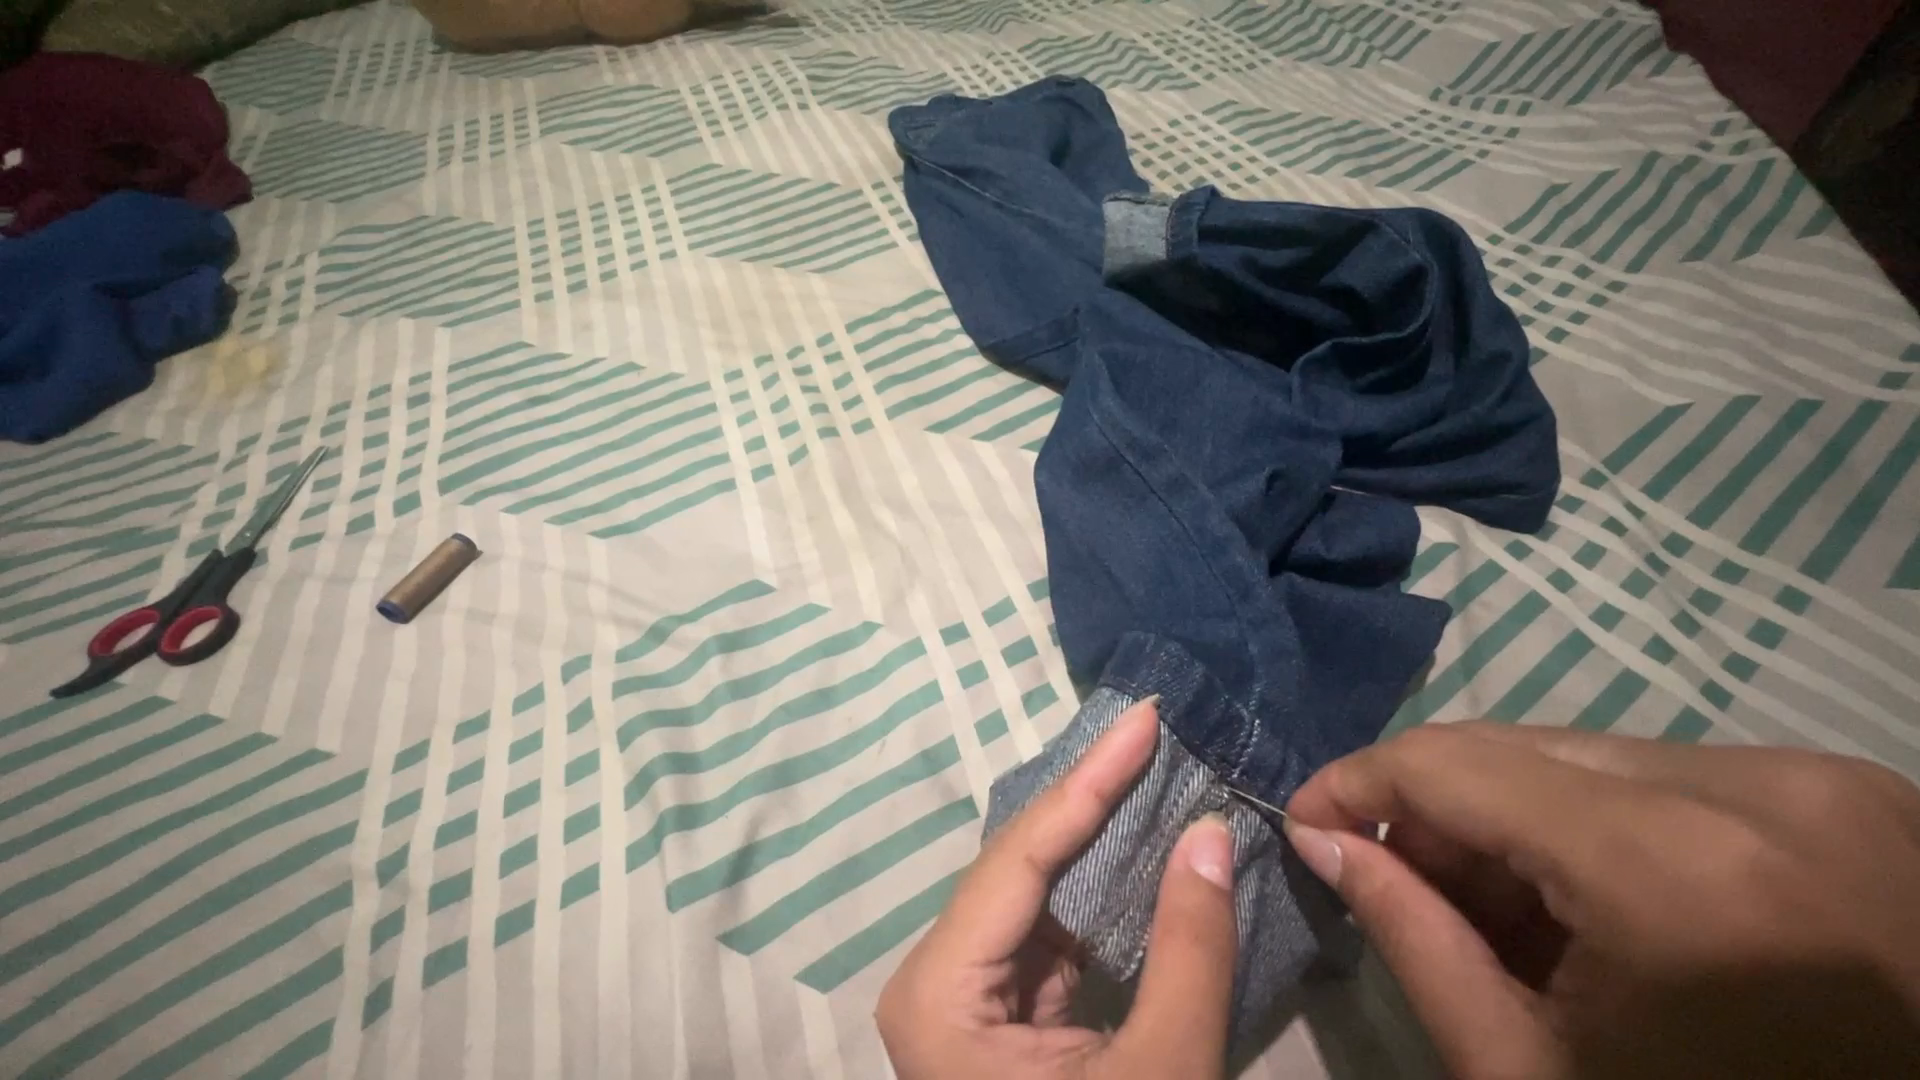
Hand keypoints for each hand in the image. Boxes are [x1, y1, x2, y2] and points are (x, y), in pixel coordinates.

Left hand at [877, 699, 1237, 1078]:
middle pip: (1021, 864)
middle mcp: (940, 974)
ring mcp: (969, 990)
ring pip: (1035, 891)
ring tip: (1147, 771)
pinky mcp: (1002, 1008)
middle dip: (1090, 797)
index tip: (1139, 717)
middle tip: (1147, 733)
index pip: (1020, 857)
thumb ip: (1187, 952)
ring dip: (1096, 835)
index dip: (1088, 782)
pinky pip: (1050, 928)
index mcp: (942, 989)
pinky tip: (1136, 847)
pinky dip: (1099, 890)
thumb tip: (1210, 834)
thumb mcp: (1160, 1075)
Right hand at [1284, 722, 1919, 1078]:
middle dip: (1425, 807)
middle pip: (1510, 747)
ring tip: (1490, 902)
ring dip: (1501, 814)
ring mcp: (1820, 784)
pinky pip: (1652, 774)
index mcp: (1676, 869)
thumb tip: (1318, 838)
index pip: (1451, 765)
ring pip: (1576, 754)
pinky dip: (1583, 820)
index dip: (1354, 783)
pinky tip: (1580, 899)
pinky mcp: (1849, 794)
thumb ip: (1406, 932)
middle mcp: (1755, 790)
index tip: (1305, 822)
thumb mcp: (1523, 1068)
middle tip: (1389, 873)